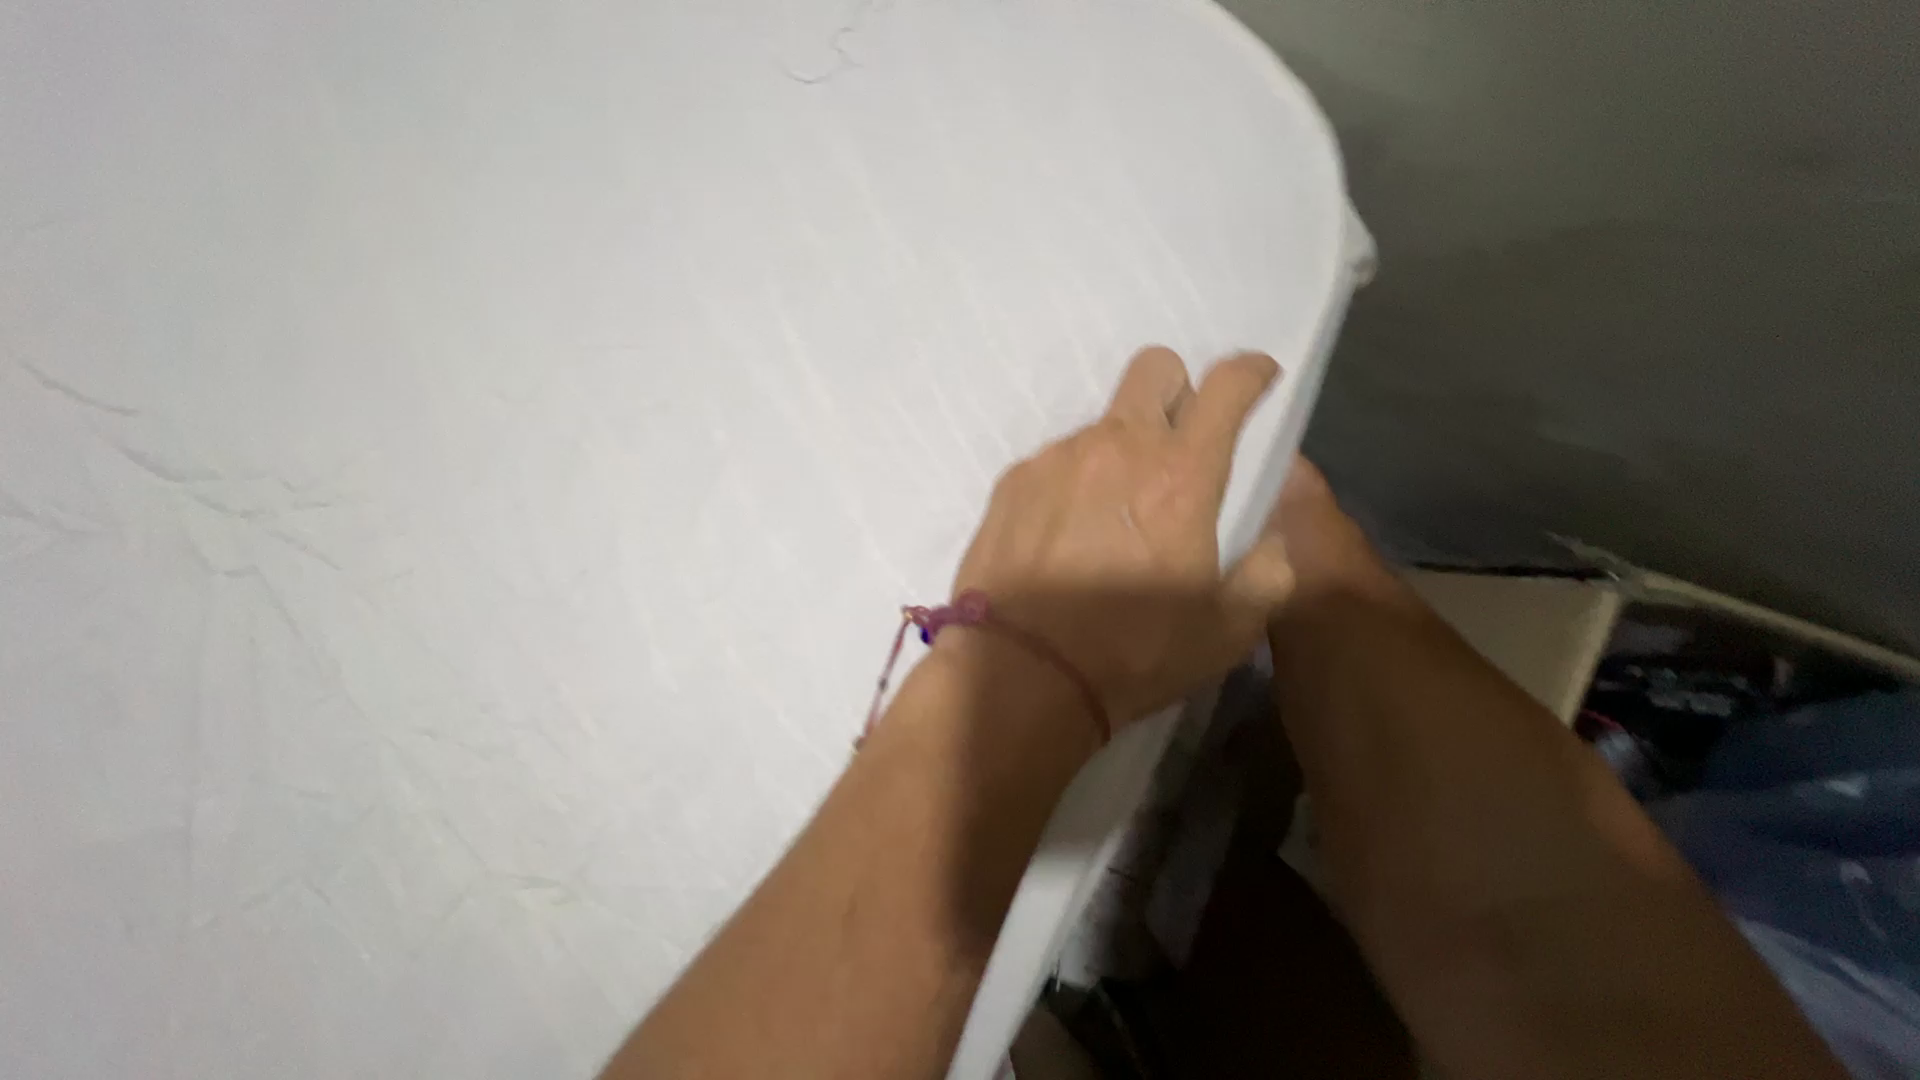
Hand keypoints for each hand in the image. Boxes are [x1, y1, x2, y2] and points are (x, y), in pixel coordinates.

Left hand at [949, 346, 1295, 729]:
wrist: (1022, 672)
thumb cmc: (1133, 653)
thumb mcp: (1228, 630)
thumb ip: (1268, 570)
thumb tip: (1270, 535)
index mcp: (1182, 473)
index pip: (1227, 385)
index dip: (1251, 373)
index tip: (1257, 382)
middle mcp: (1117, 446)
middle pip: (1154, 368)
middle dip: (1177, 390)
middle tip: (1178, 445)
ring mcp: (1058, 458)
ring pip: (1102, 424)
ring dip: (1119, 451)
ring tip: (1110, 517)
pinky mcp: (1012, 481)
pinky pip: (1055, 461)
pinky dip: (1071, 483)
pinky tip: (1063, 535)